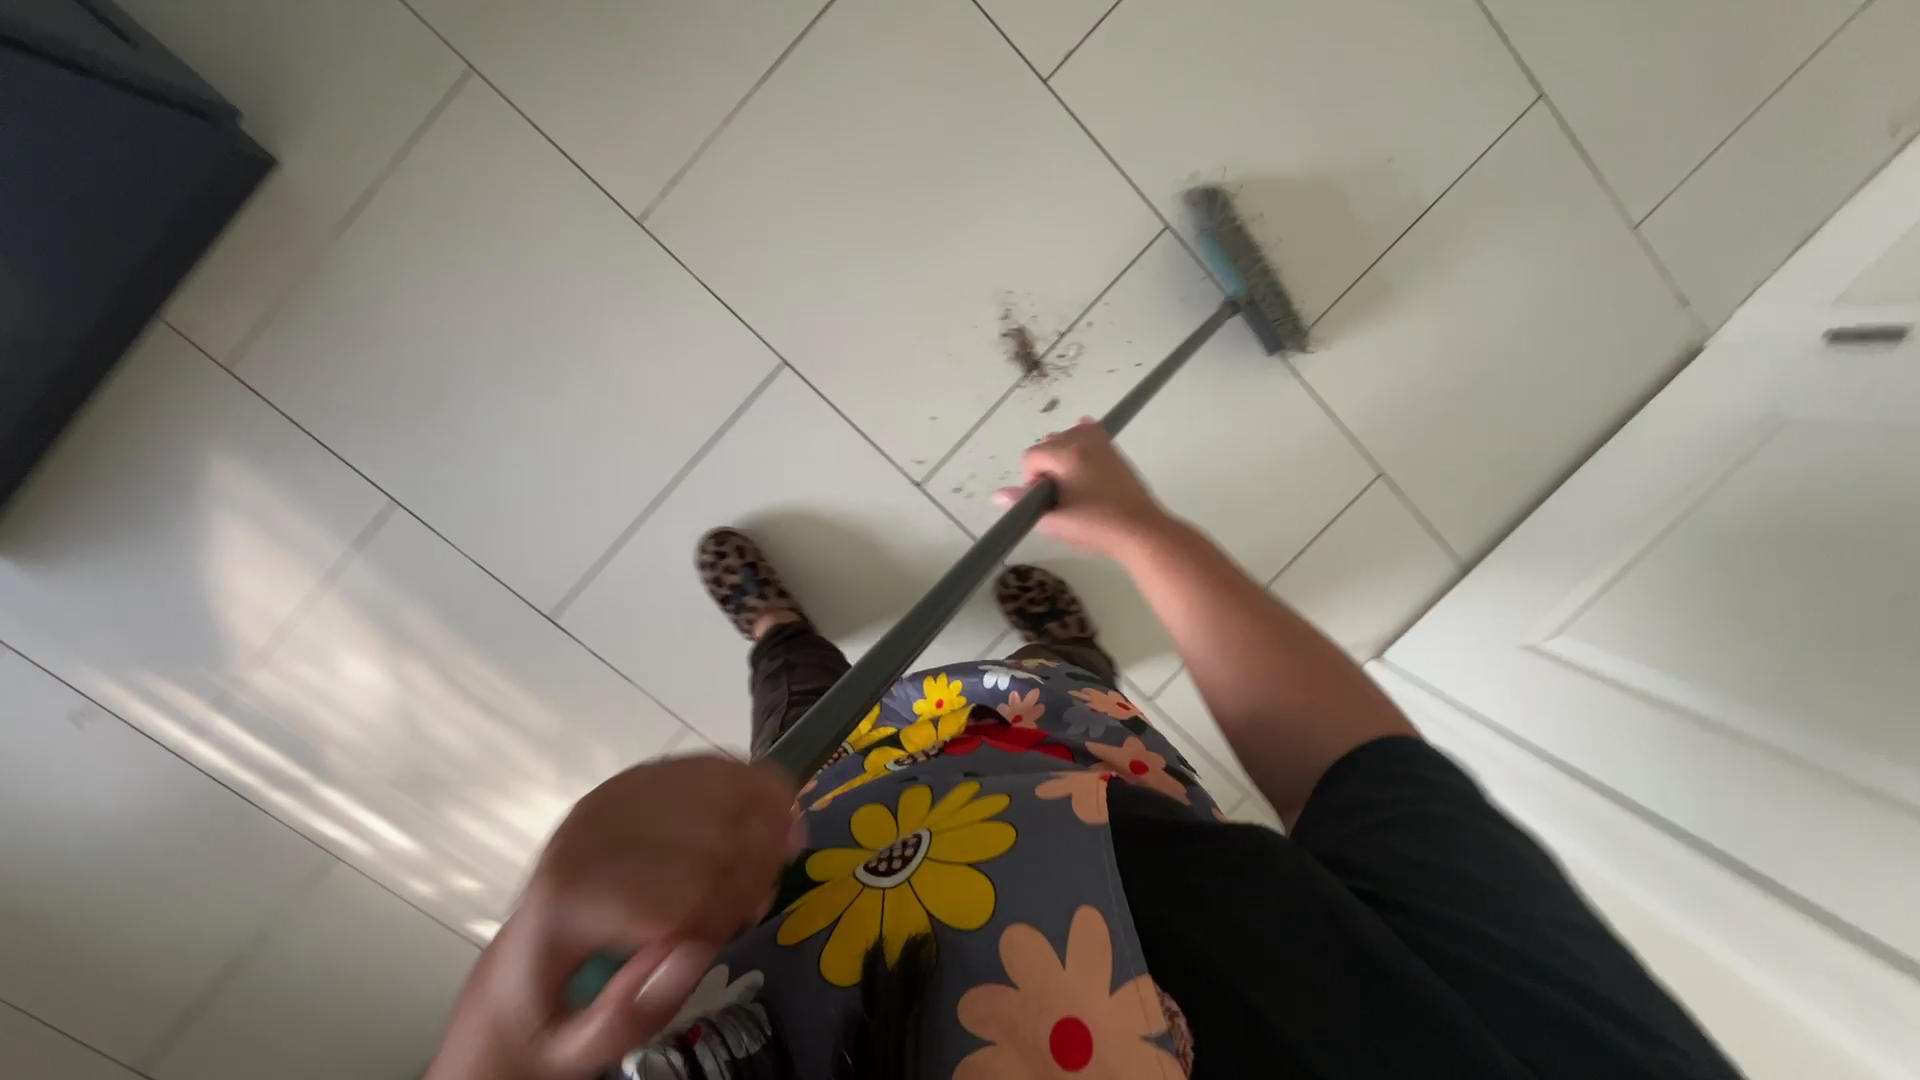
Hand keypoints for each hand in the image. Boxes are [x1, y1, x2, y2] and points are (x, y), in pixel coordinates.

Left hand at [428, 756, 798, 1079]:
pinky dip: (756, 786)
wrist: (521, 958)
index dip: (725, 909)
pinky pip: (712, 767)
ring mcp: (613, 798)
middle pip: (708, 831)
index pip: (678, 888)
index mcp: (568, 899)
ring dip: (765, 822)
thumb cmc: (554, 1006)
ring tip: (775, 857)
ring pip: (719, 789)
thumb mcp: (573, 1048)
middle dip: (754, 867)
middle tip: (757, 902)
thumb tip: (694, 948)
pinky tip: (775, 813)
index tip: (736, 930)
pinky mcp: (634, 781)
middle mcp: (589, 834)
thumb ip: (630, 1015)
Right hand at [994, 418, 1173, 558]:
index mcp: (1066, 455)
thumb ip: (1024, 504)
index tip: (1042, 500)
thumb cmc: (1095, 526)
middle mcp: (1083, 441)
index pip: (1032, 456)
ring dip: (1061, 454)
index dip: (1030, 479)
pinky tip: (1082, 441)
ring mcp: (1102, 444)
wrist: (1139, 531)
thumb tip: (997, 495)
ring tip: (1069, 482)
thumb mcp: (1055, 520)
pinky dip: (1082, 435)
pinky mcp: (1115, 452)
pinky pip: (1092, 431)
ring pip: (1068, 436)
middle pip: (1048, 444)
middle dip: (1045, 467)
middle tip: (1056, 496)